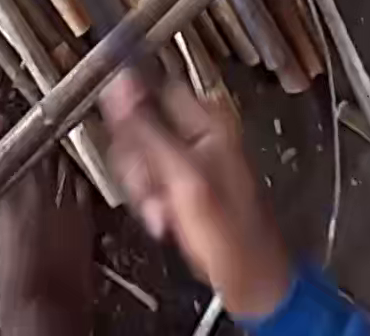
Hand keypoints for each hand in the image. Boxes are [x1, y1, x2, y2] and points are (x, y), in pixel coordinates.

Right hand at [99, 70, 292, 317]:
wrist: (253, 287)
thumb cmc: (232, 235)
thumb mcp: (182, 175)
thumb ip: (147, 126)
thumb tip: (119, 82)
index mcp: (206, 118)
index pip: (151, 83)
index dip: (128, 101)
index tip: (116, 124)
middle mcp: (197, 130)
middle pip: (138, 118)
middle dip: (133, 154)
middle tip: (144, 180)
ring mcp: (189, 154)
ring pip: (137, 146)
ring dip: (138, 179)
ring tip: (156, 205)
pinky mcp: (180, 177)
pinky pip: (144, 171)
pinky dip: (146, 194)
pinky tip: (161, 214)